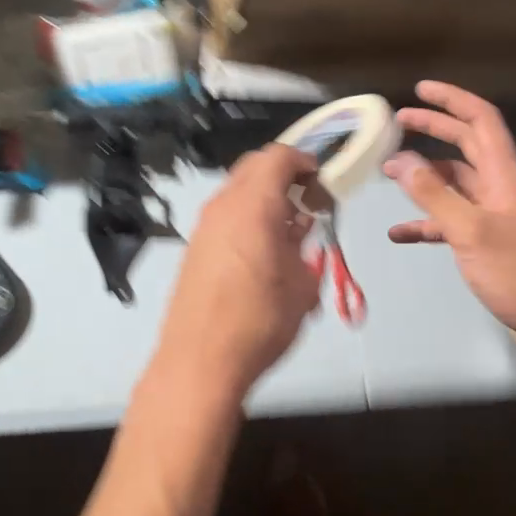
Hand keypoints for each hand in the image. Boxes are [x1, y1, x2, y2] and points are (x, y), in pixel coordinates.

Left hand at [154, 144, 321, 399]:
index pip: (279, 156)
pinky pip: (225, 214)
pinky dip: (246, 216)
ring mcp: (204, 224)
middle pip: (255, 165)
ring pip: (237, 189)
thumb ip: (305, 248)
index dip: (304, 161)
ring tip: (288, 230)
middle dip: (283, 174)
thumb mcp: (301, 285)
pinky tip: (262, 251)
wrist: (199, 359)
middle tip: (307, 201)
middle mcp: (224, 204)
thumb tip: (300, 233)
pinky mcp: (194, 245)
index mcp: (254, 204)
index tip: (321, 182)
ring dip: (264, 196)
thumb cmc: (260, 320)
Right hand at [384, 80, 515, 349]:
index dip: (453, 100)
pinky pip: (449, 222)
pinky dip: (424, 222)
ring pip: (454, 183)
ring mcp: (493, 216)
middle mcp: (499, 188)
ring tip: (388, 173)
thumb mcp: (470, 231)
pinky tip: (398, 234)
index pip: (482, 121)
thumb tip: (399, 160)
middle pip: (465, 145)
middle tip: (397, 122)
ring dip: (423, 176)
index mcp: (503, 176)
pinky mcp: (486, 243)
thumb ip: (433, 194)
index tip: (420, 89)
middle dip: (434, 129)